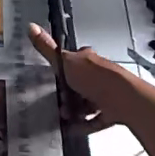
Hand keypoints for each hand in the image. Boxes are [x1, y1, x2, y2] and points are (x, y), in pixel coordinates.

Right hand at [27, 23, 154, 131]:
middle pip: (80, 83)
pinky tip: (73, 129)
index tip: (54, 77)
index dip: (64, 67)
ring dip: (74, 109)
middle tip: (57, 100)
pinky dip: (84, 125)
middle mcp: (100, 74)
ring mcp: (107, 93)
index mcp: (88, 59)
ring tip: (64, 116)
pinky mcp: (113, 111)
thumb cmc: (94, 77)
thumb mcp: (64, 61)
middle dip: (67, 93)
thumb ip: (46, 48)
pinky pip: (95, 119)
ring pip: (87, 101)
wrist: (123, 99)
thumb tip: (31, 26)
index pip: (74, 60)